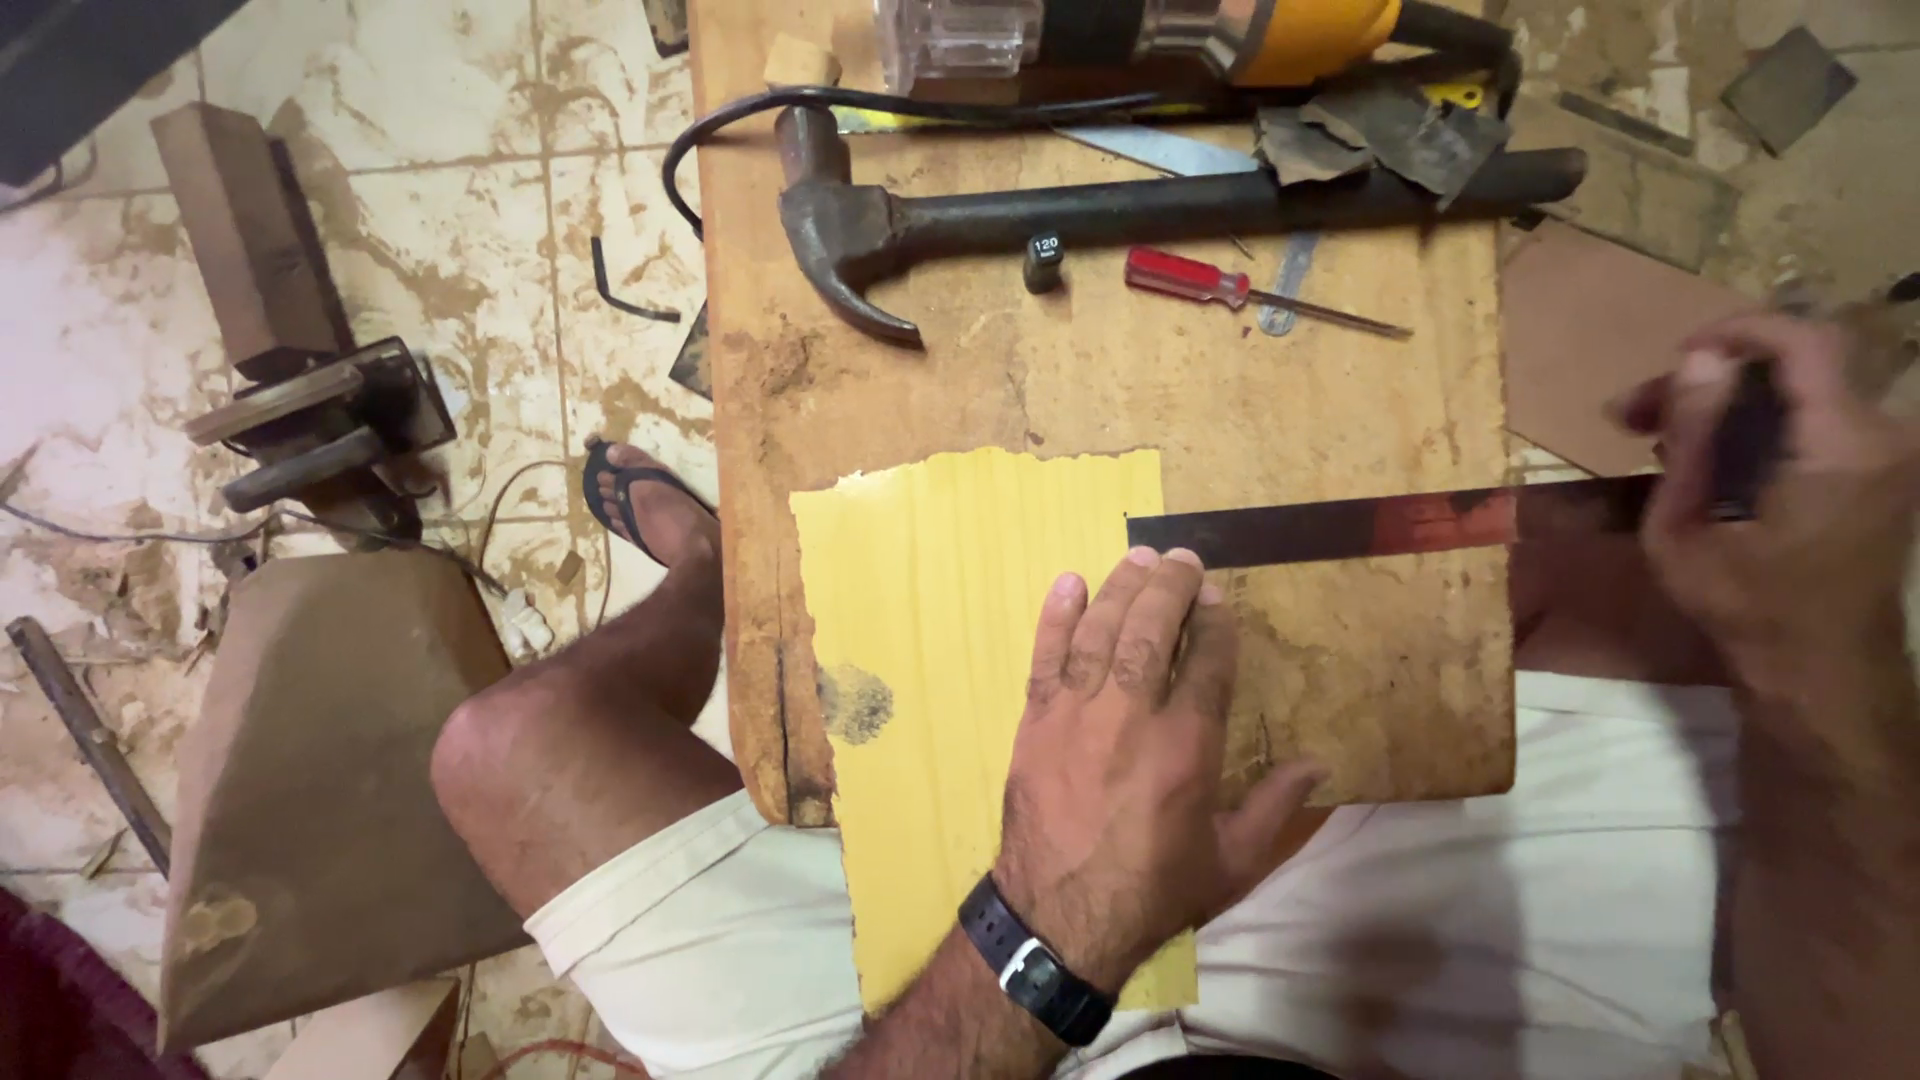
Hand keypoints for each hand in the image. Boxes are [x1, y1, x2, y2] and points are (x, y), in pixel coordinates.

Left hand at [991, 546, 1325, 993]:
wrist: (1059, 915)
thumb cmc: (1152, 889)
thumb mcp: (1230, 862)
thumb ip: (1274, 806)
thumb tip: (1318, 762)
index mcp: (1186, 747)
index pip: (1208, 662)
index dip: (1216, 622)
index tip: (1218, 596)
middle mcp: (1131, 717)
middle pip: (1153, 632)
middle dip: (1171, 588)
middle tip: (1181, 558)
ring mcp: (1076, 713)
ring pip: (1100, 633)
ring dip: (1120, 589)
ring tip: (1138, 558)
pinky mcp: (1035, 719)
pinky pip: (1043, 657)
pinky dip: (1054, 617)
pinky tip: (1068, 583)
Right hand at [1617, 312, 1919, 688]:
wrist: (1816, 657)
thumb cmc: (1739, 598)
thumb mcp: (1687, 521)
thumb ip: (1696, 435)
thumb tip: (1697, 358)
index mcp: (1837, 446)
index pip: (1806, 344)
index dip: (1739, 332)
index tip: (1675, 355)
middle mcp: (1881, 436)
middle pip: (1793, 370)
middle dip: (1709, 380)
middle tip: (1632, 414)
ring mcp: (1887, 453)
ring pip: (1798, 395)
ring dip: (1723, 406)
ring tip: (1654, 439)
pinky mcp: (1878, 469)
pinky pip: (1812, 422)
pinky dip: (1752, 427)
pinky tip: (1702, 458)